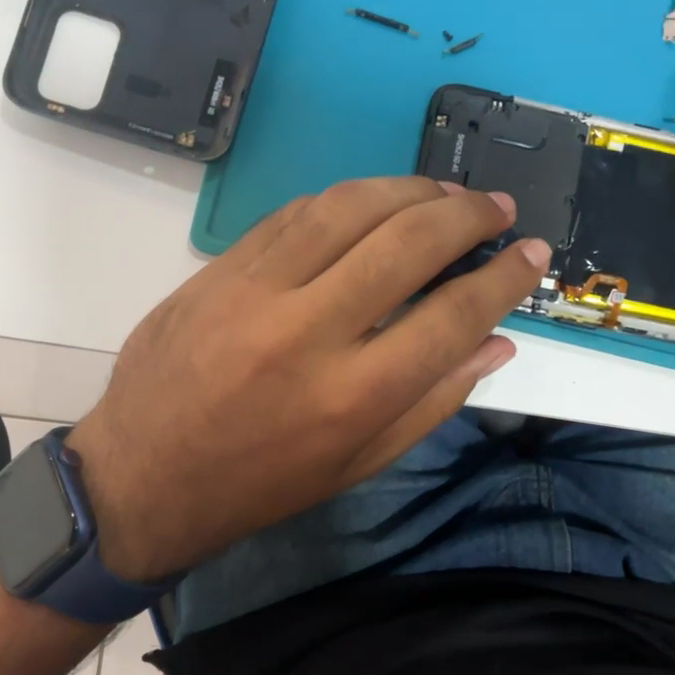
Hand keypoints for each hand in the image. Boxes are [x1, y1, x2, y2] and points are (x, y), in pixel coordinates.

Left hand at [68, 177, 550, 582]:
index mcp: (353, 395)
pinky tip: (373, 203)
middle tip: (497, 208)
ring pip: (349, 208)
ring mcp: (256, 291)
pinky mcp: (220, 271)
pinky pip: (294, 214)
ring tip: (445, 193)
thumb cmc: (262, 485)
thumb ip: (433, 401)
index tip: (532, 254)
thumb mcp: (359, 463)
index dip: (503, 279)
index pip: (451, 316)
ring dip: (410, 189)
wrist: (142, 479)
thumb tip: (496, 342)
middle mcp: (308, 332)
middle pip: (407, 244)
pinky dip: (345, 201)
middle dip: (466, 216)